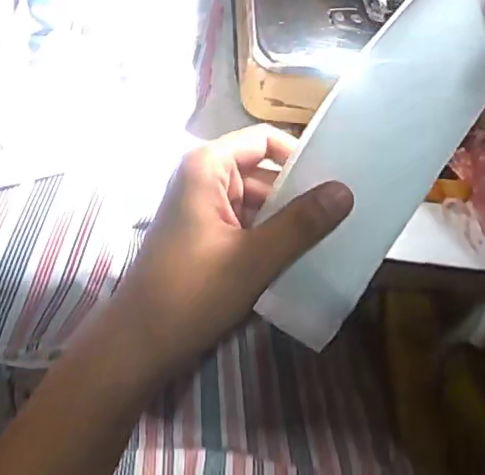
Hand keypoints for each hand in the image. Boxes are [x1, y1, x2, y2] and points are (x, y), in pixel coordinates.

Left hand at [90, 125, 352, 383]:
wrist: (138, 344)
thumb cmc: (191, 292)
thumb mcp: (253, 259)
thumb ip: (300, 224)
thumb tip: (345, 190)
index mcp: (208, 166)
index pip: (263, 140)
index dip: (299, 154)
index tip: (336, 179)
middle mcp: (203, 176)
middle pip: (263, 170)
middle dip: (299, 193)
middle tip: (346, 213)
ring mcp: (202, 206)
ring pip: (257, 200)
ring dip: (287, 219)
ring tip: (333, 236)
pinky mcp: (205, 234)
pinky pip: (246, 222)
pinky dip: (270, 236)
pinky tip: (301, 256)